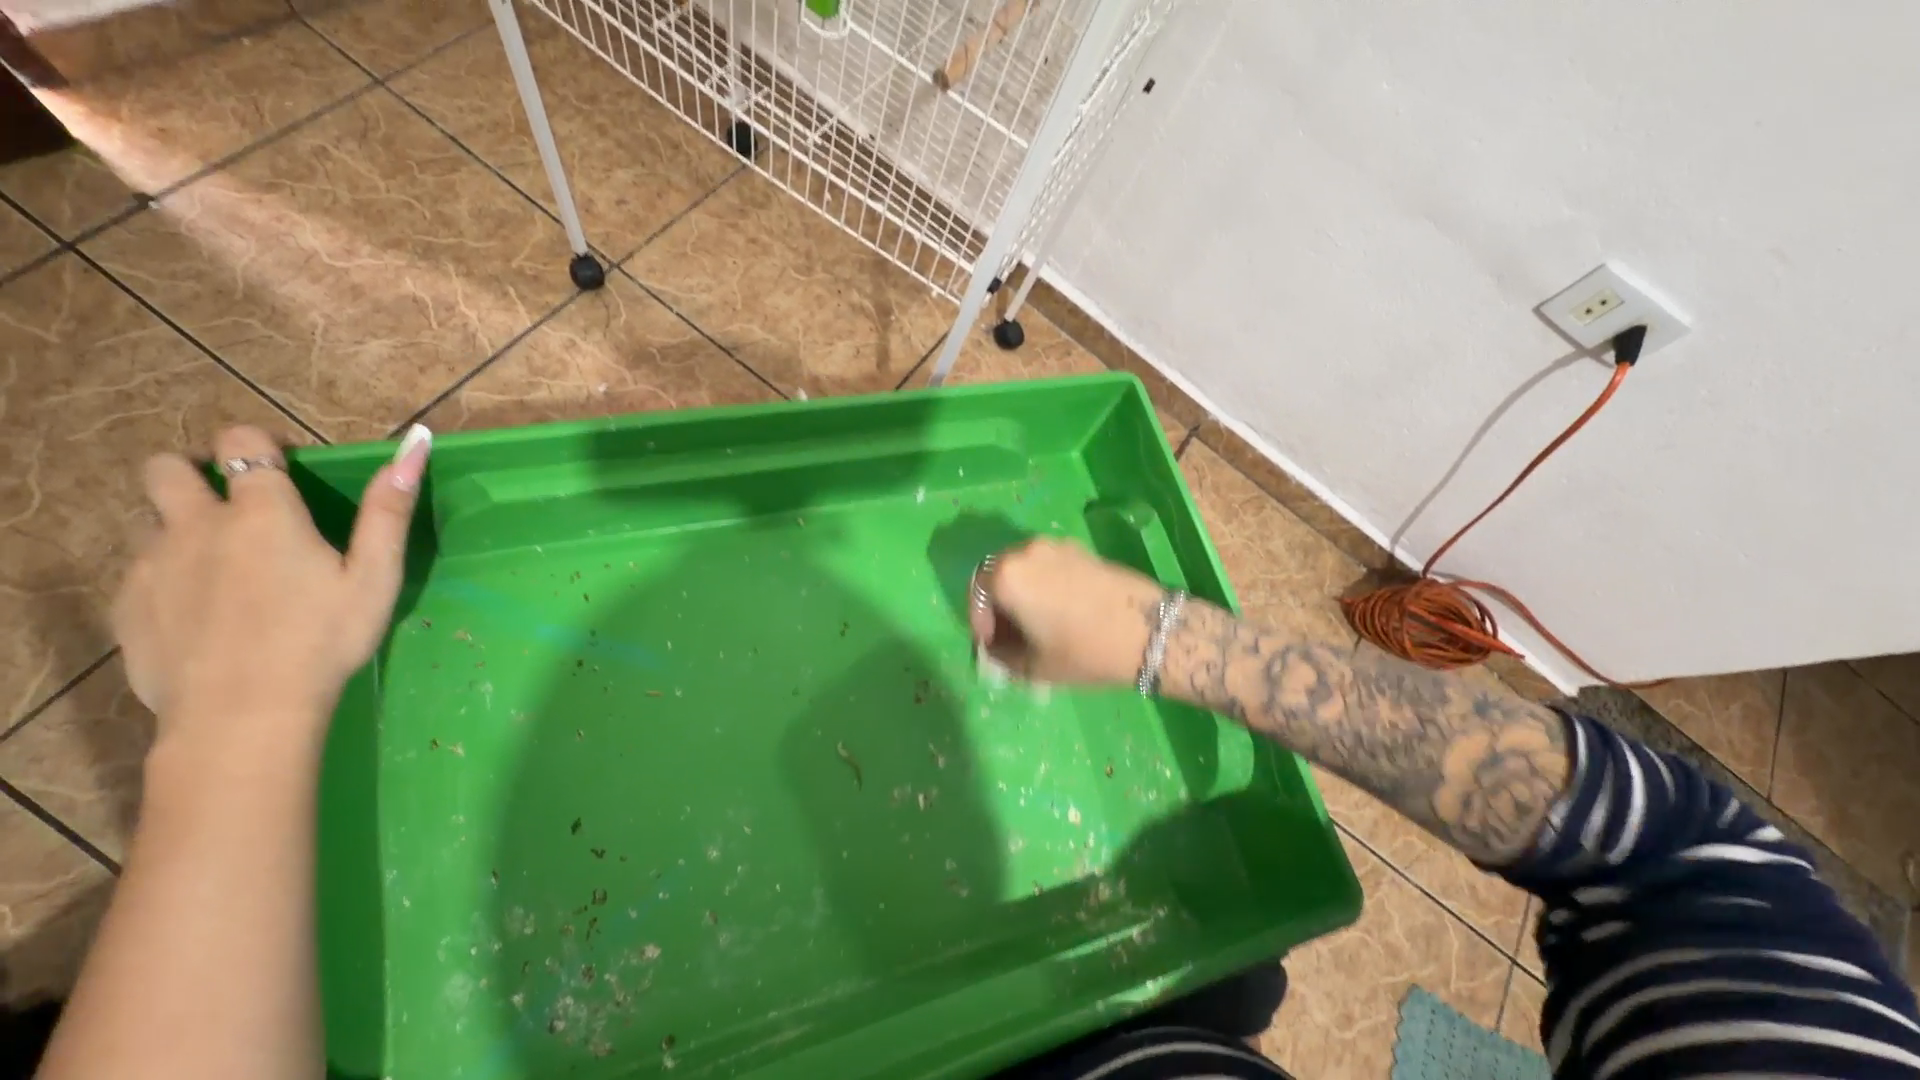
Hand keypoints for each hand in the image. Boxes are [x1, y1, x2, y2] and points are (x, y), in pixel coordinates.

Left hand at [113, 425, 431, 751]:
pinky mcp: (128, 604)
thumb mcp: (375, 576)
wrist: (242, 713)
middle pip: (166, 468)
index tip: (285, 470)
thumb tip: (417, 443)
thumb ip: (389, 509)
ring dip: (182, 530)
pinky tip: (204, 616)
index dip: (260, 446)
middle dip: (193, 473)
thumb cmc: (323, 639)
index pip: (241, 442)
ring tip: (223, 570)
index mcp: (262, 511)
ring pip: (151, 522)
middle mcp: (197, 524)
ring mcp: (152, 564)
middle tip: (235, 509)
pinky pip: (140, 573)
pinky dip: (169, 579)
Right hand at [968, 537, 1165, 685]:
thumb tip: (997, 650)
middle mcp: (1026, 551)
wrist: (1150, 632)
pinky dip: (1043, 585)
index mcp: (1007, 575)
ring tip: (1035, 625)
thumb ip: (1004, 657)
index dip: (979, 623)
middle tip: (1009, 636)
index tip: (992, 646)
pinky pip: (1048, 565)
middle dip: (998, 605)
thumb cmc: (1084, 650)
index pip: (975, 594)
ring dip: (1021, 594)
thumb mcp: (1035, 667)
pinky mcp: (1081, 550)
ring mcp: (1056, 546)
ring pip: (1024, 568)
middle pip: (997, 575)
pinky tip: (1060, 612)